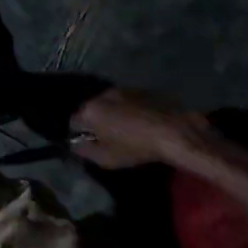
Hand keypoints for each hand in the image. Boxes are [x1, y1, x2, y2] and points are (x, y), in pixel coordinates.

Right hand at [71, 88, 212, 168]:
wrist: (173, 130)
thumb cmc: (136, 147)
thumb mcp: (106, 159)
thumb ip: (85, 151)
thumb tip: (75, 144)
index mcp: (90, 110)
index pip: (74, 122)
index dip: (80, 135)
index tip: (92, 145)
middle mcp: (103, 94)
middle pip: (91, 109)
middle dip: (96, 122)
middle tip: (109, 138)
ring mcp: (123, 89)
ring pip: (109, 103)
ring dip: (113, 114)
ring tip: (126, 130)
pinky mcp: (140, 89)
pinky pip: (126, 100)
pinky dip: (128, 109)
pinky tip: (140, 122)